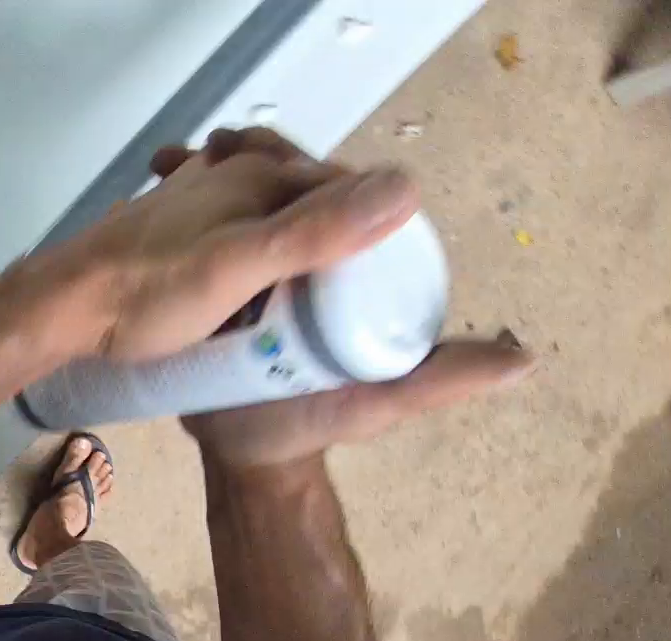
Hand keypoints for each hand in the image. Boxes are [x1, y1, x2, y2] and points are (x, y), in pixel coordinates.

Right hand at [59, 127, 532, 467]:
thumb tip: (525, 356)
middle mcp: (307, 265)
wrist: (235, 456)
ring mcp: (257, 279)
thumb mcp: (371, 408)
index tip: (247, 156)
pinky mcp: (213, 296)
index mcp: (347, 271)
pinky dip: (177, 221)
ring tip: (162, 164)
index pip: (331, 201)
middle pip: (277, 197)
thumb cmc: (301, 429)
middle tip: (191, 154)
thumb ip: (433, 385)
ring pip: (235, 214)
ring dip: (200, 182)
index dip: (294, 169)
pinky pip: (201, 249)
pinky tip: (145, 201)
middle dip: (238, 163)